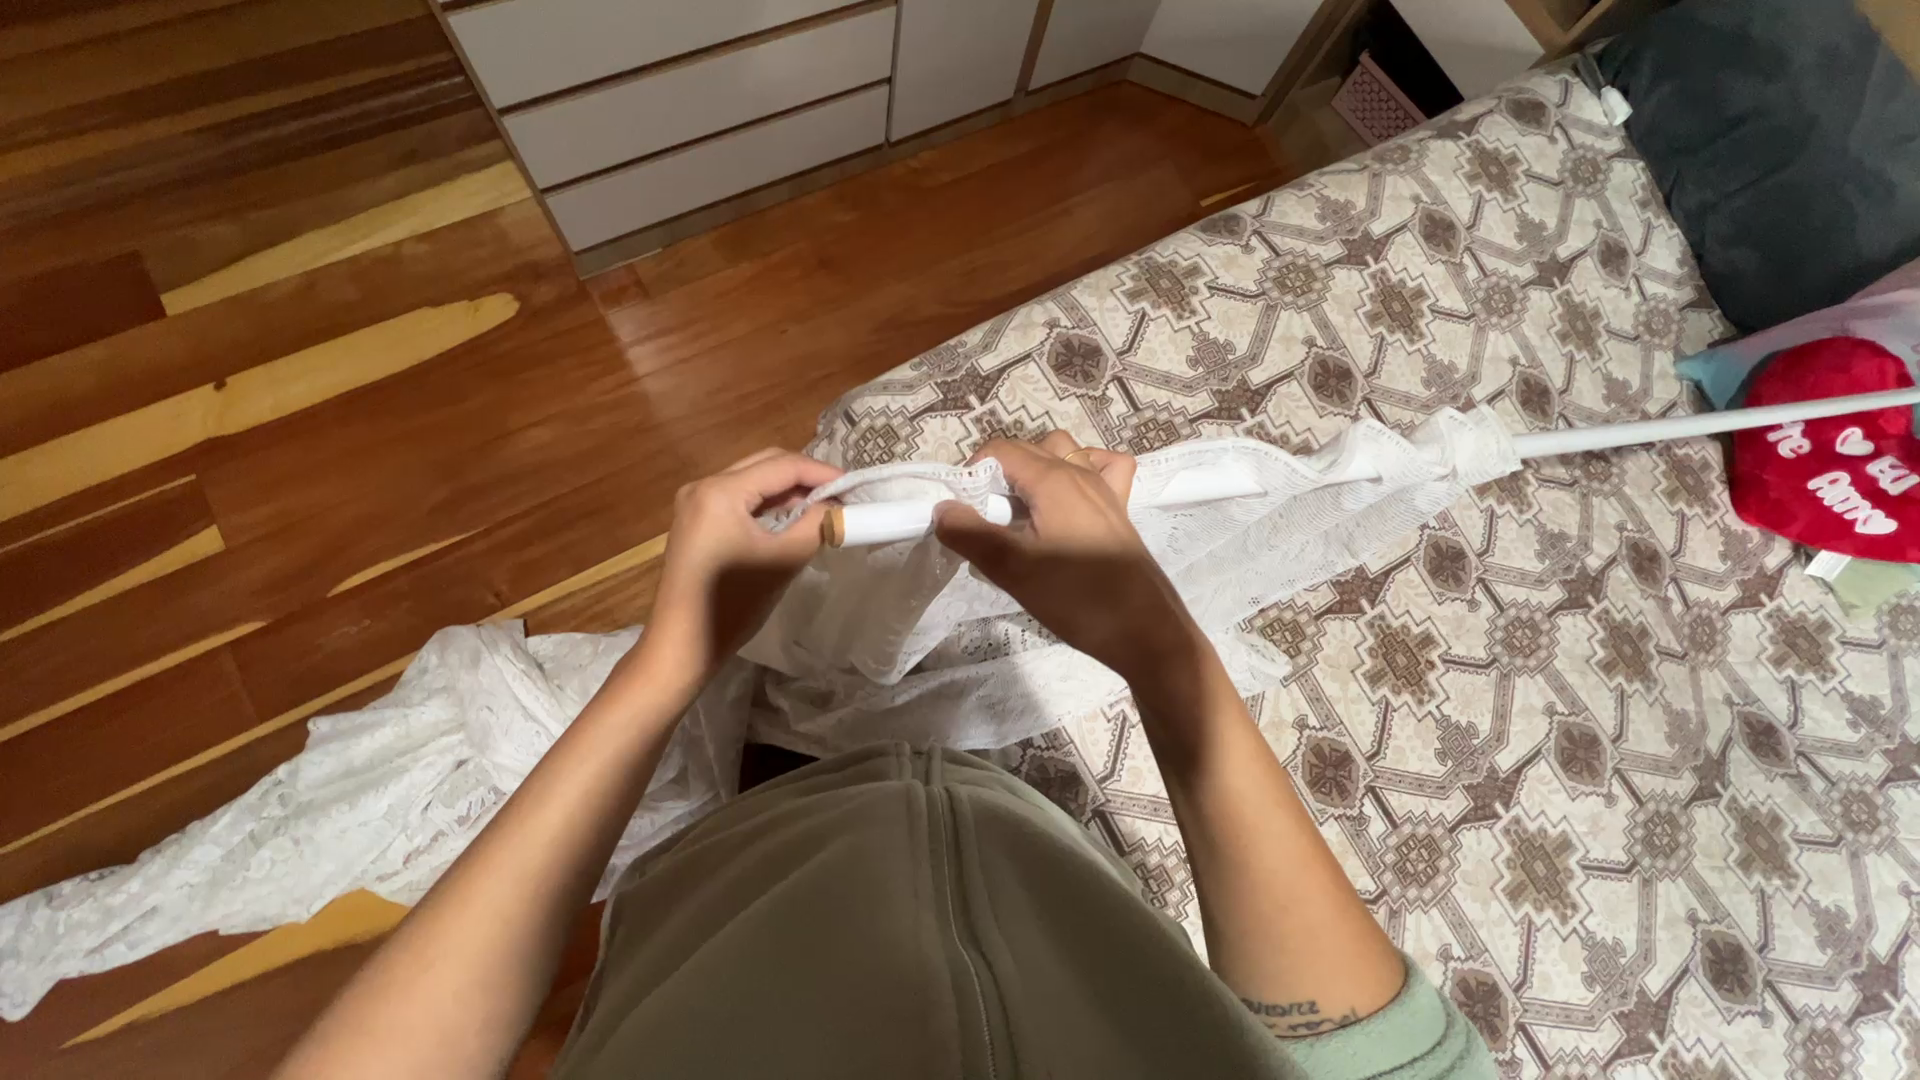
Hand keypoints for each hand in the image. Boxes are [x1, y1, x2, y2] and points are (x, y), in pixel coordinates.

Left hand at [641, 449, 841, 680]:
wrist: (683, 645)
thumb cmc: (733, 603)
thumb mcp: (784, 560)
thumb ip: (817, 525)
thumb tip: (838, 508)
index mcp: (721, 491)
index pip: (783, 466)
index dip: (823, 473)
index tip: (855, 487)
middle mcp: (703, 486)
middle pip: (765, 464)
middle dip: (805, 476)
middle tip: (841, 494)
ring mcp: (695, 503)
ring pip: (753, 479)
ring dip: (788, 490)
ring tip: (823, 506)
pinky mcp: (696, 521)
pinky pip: (740, 499)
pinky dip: (768, 503)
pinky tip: (792, 517)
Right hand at [933, 432, 1200, 682]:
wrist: (1146, 632)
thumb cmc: (1077, 598)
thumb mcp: (1013, 570)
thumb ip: (970, 535)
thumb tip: (941, 509)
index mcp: (1053, 479)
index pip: (1000, 451)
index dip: (972, 473)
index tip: (961, 511)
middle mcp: (1081, 473)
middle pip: (1028, 450)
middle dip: (996, 475)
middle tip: (982, 521)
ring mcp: (1105, 490)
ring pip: (1063, 453)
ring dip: (1034, 469)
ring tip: (1019, 511)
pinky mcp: (1120, 511)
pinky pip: (1101, 470)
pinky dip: (1080, 471)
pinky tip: (1066, 501)